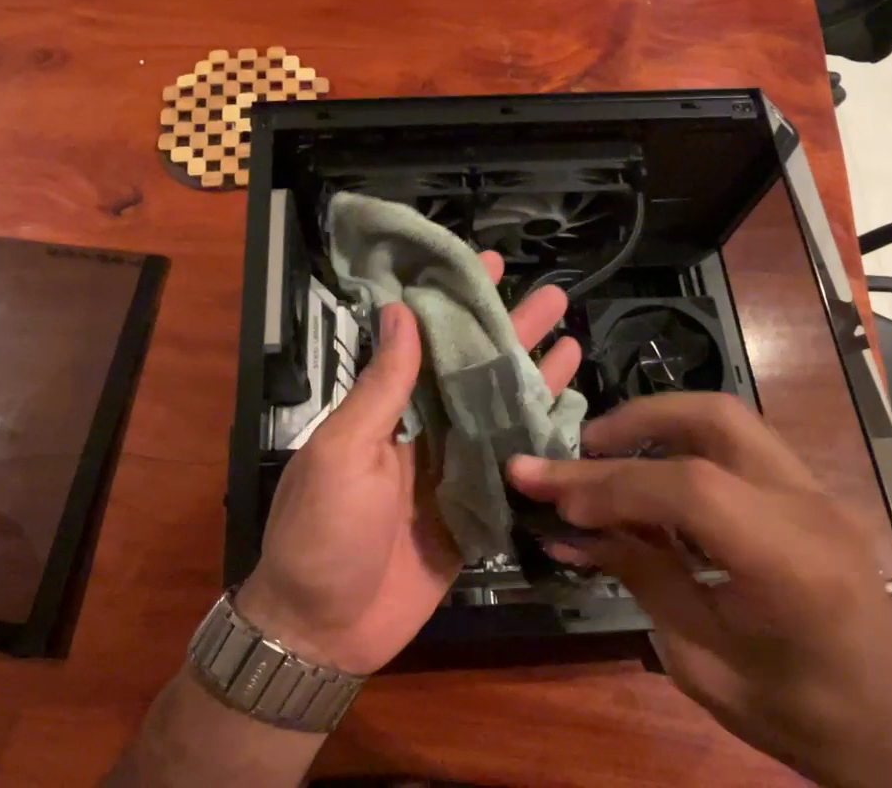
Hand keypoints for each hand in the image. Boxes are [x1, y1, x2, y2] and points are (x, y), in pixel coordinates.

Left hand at [237, 252, 580, 674]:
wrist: (323, 628)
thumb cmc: (321, 530)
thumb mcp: (342, 451)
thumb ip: (381, 387)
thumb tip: (400, 311)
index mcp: (388, 409)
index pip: (428, 341)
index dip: (455, 303)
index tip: (485, 264)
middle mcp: (425, 431)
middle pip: (475, 372)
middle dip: (511, 333)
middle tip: (553, 295)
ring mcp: (453, 472)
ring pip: (500, 413)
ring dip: (532, 378)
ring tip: (571, 339)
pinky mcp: (475, 513)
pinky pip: (512, 469)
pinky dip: (540, 442)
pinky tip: (571, 415)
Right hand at [506, 394, 891, 787]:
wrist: (891, 730)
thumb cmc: (794, 710)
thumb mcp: (700, 658)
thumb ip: (639, 576)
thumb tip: (568, 529)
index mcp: (788, 560)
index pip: (689, 488)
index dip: (611, 485)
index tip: (552, 496)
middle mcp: (807, 507)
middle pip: (715, 419)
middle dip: (637, 420)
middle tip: (581, 447)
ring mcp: (815, 494)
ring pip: (729, 420)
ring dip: (659, 424)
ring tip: (606, 453)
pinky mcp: (810, 495)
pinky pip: (738, 447)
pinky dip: (684, 446)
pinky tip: (652, 478)